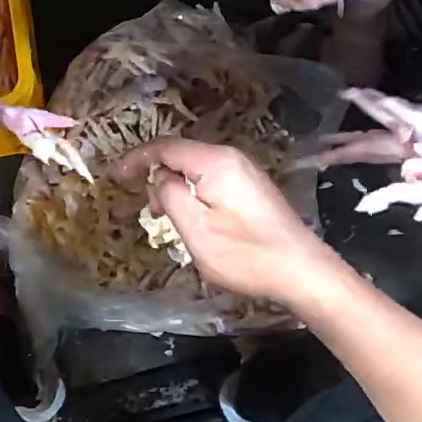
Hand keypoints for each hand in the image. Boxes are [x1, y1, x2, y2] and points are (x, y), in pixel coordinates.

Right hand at [115, 139, 343, 306]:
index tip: (116, 178)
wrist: (305, 273)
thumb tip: (159, 177)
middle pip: (180, 154)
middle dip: (153, 172)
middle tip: (137, 200)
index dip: (136, 159)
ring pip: (195, 168)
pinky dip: (191, 190)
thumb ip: (170, 195)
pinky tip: (189, 216)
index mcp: (215, 162)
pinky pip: (211, 178)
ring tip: (159, 213)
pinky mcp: (252, 188)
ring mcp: (244, 172)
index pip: (165, 147)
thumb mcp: (196, 230)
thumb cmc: (246, 254)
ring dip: (172, 184)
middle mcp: (231, 158)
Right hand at [309, 108, 421, 248]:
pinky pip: (411, 183)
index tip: (350, 102)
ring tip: (323, 157)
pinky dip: (381, 178)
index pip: (414, 125)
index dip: (381, 113)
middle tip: (317, 148)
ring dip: (358, 156)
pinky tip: (357, 172)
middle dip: (355, 143)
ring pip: (394, 160)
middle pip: (393, 144)